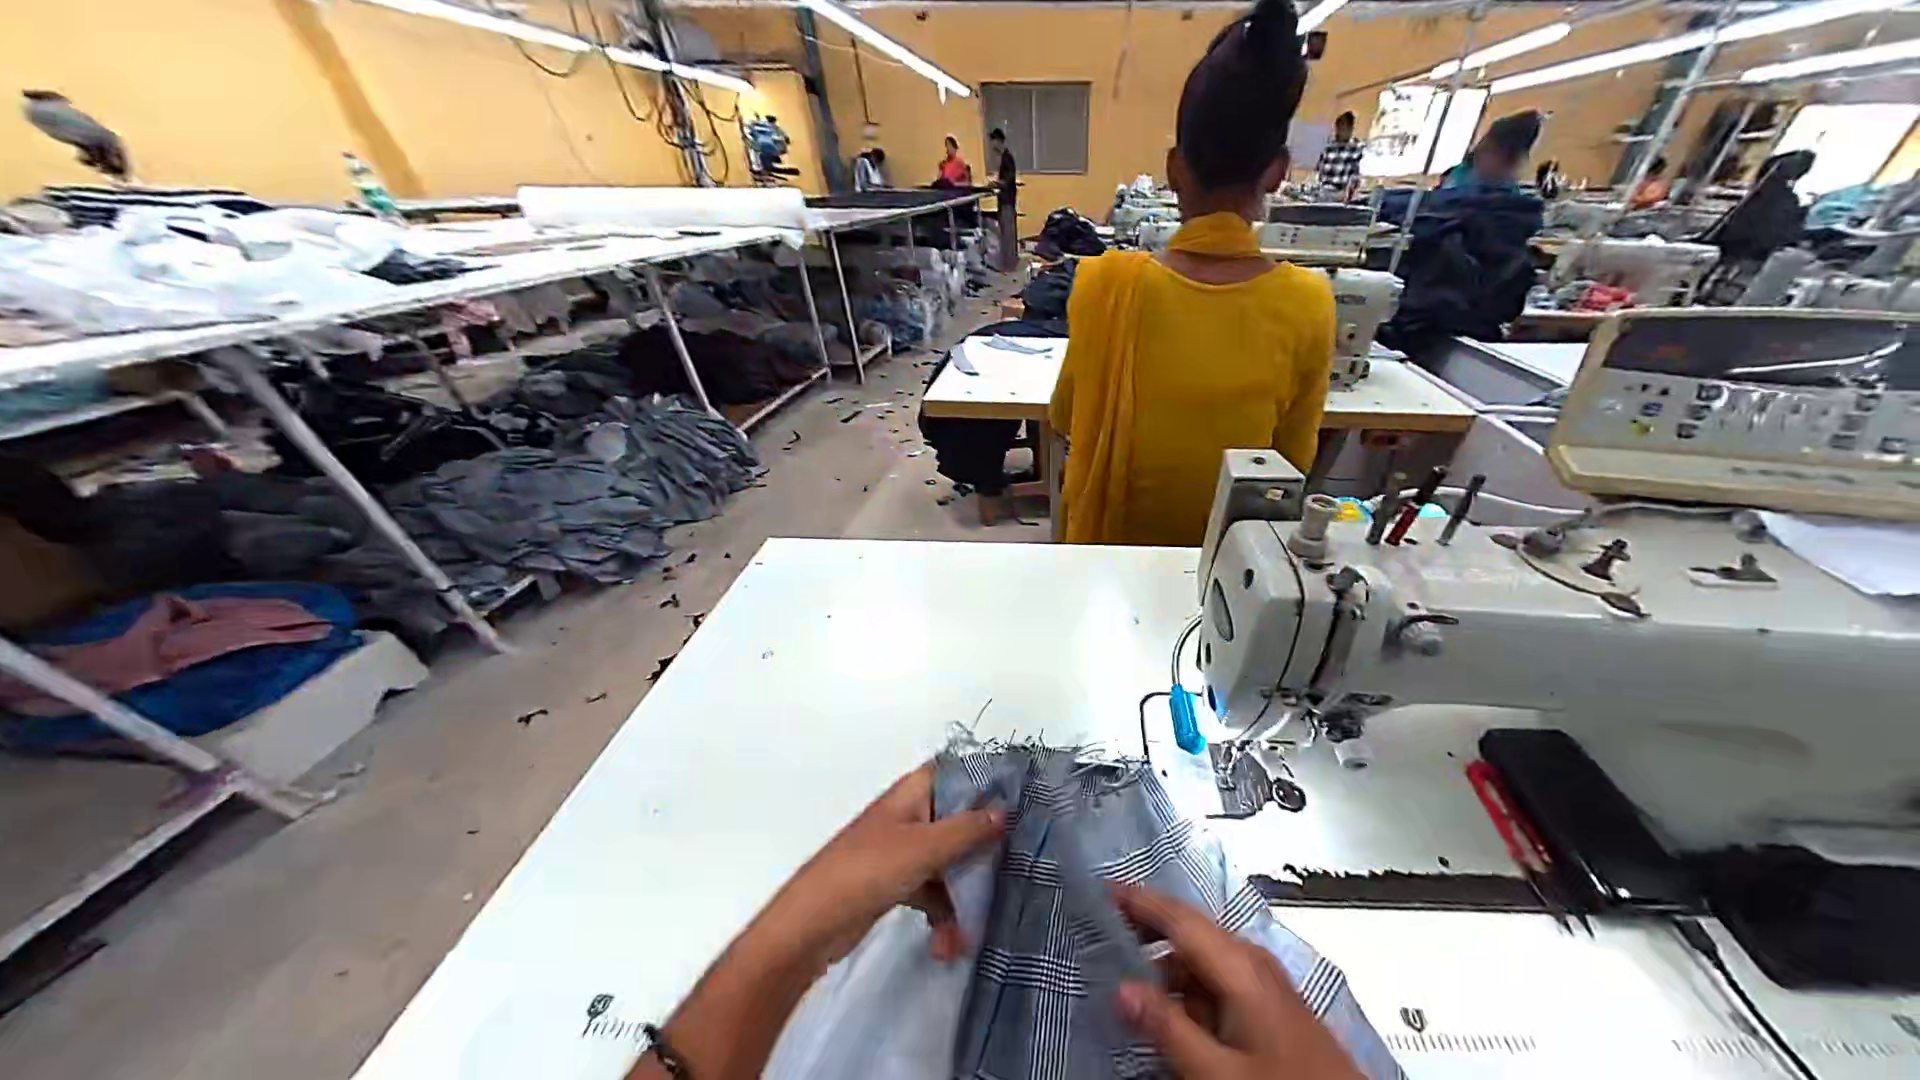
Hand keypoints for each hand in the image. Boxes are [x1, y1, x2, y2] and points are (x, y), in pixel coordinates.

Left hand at [759, 764, 1002, 968]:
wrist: (813, 922)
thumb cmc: (869, 868)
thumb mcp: (924, 847)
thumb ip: (967, 830)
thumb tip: (1004, 811)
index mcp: (913, 792)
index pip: (957, 773)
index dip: (986, 785)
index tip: (1020, 805)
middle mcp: (910, 814)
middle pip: (958, 821)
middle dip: (981, 852)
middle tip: (1011, 871)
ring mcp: (902, 849)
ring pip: (947, 861)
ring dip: (961, 896)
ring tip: (969, 933)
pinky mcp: (896, 881)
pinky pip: (932, 889)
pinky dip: (941, 914)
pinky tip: (946, 945)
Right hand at [1114, 887, 1363, 1079]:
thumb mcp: (1219, 1073)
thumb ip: (1168, 1028)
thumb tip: (1121, 988)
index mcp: (1239, 965)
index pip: (1178, 917)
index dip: (1139, 900)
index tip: (1106, 888)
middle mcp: (1252, 961)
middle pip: (1190, 930)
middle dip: (1148, 927)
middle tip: (1108, 928)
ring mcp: (1266, 982)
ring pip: (1204, 957)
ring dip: (1168, 962)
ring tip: (1133, 978)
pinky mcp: (1273, 1005)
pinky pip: (1219, 979)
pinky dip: (1190, 984)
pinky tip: (1176, 1009)